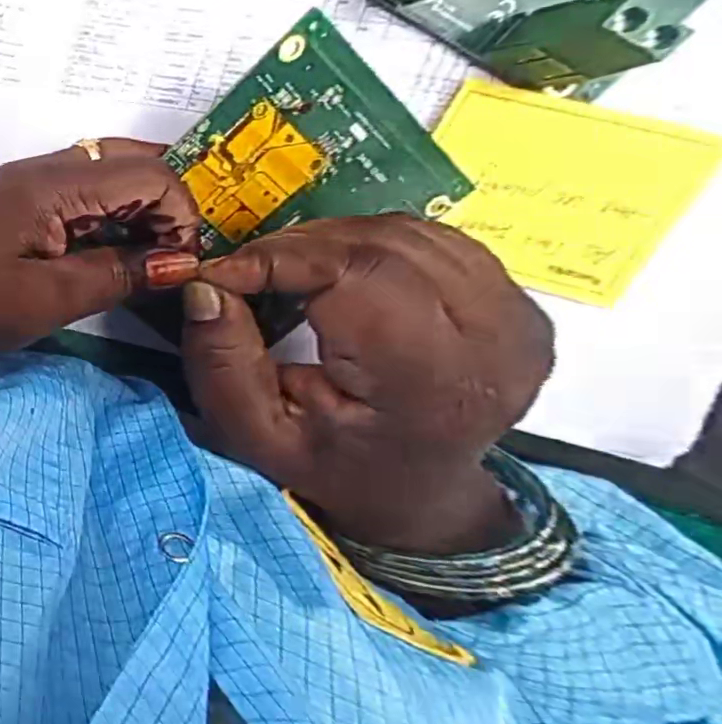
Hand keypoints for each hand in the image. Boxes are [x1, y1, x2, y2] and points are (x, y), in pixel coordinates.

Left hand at [0, 140, 201, 373]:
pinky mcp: (9, 200)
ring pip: (101, 173)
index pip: (147, 172)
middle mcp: (37, 169)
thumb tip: (178, 262)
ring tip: (140, 257)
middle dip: (161, 205)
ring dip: (131, 209)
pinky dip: (99, 215)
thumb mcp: (47, 299)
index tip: (178, 262)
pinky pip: (72, 192)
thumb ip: (117, 274)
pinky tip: (103, 250)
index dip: (179, 214)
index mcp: (49, 185)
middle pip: (127, 161)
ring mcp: (20, 181)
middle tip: (167, 255)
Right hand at [180, 215, 554, 554]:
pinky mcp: (519, 304)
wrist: (412, 491)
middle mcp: (495, 339)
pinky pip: (433, 242)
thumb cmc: (323, 464)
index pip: (359, 273)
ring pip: (408, 233)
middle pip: (383, 244)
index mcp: (428, 379)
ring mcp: (519, 318)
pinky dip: (364, 245)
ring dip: (327, 242)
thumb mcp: (251, 430)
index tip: (217, 275)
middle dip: (294, 248)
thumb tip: (204, 288)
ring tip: (278, 273)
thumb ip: (222, 362)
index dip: (278, 259)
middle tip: (240, 274)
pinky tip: (330, 274)